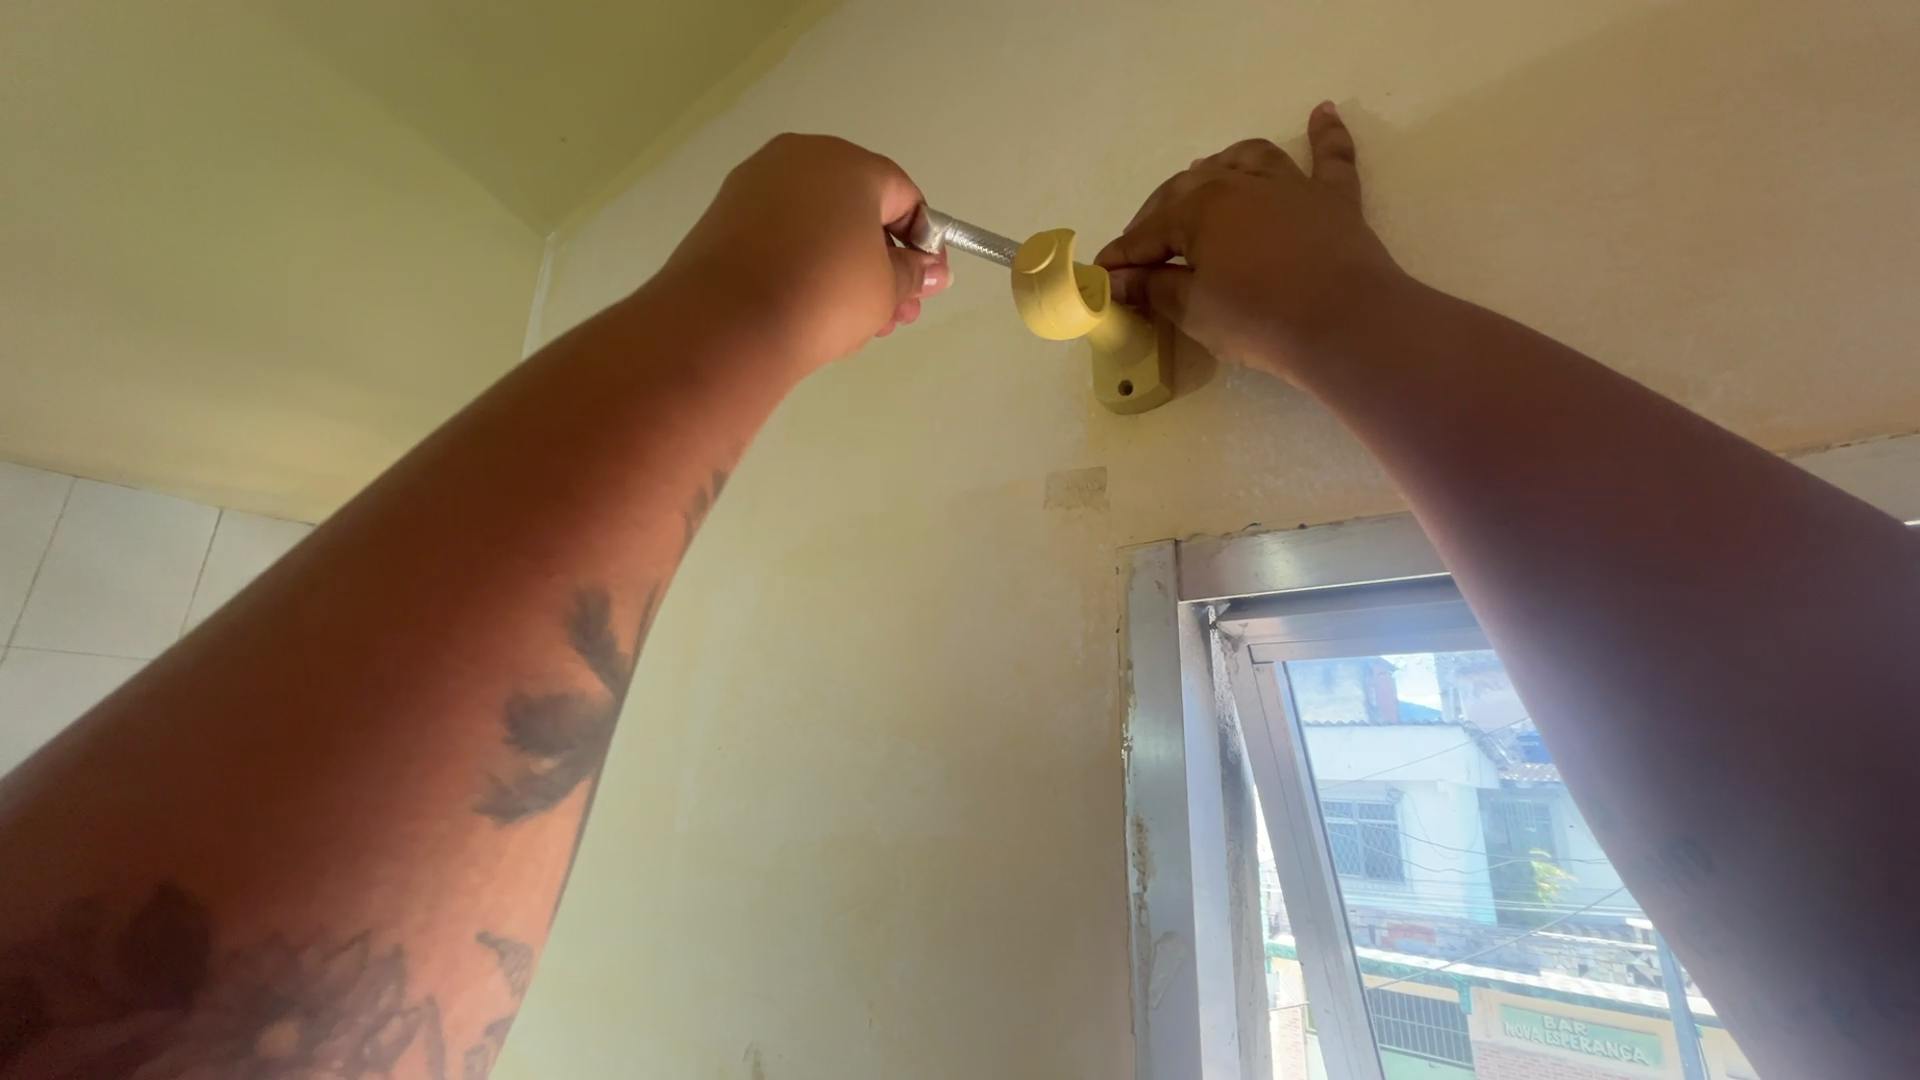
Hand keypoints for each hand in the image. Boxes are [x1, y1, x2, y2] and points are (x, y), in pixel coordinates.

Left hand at [659, 134, 951, 374]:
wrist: (731, 322)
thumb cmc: (826, 294)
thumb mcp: (886, 289)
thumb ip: (915, 274)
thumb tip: (933, 271)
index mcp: (846, 164)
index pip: (902, 195)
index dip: (922, 242)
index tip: (925, 283)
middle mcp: (798, 161)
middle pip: (859, 210)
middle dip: (885, 264)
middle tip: (896, 312)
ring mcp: (756, 187)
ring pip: (821, 227)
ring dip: (849, 271)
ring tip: (860, 322)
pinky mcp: (726, 219)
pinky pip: (785, 238)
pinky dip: (808, 267)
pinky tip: (817, 309)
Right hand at [1094, 103, 1405, 382]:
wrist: (1342, 324)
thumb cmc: (1256, 318)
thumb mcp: (1192, 309)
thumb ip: (1152, 288)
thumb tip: (1117, 279)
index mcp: (1201, 209)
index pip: (1148, 232)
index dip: (1122, 256)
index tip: (1102, 275)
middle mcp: (1241, 183)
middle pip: (1188, 189)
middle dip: (1157, 216)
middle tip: (1140, 248)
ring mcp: (1291, 186)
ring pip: (1247, 159)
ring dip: (1219, 166)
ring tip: (1202, 178)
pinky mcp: (1334, 200)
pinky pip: (1330, 157)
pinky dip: (1325, 135)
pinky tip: (1320, 113)